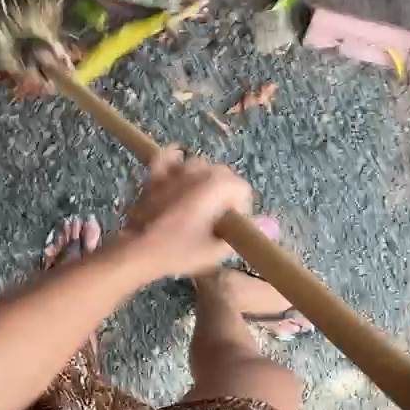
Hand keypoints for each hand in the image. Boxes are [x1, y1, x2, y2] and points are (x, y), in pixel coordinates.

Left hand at [117, 149, 249, 277]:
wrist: (137, 250)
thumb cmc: (178, 252)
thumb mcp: (215, 250)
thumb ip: (245, 233)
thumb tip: (273, 225)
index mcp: (218, 185)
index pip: (242, 190)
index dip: (239, 210)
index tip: (228, 228)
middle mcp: (200, 170)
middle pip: (223, 176)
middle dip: (223, 195)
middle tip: (212, 220)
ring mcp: (176, 169)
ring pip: (199, 166)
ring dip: (201, 181)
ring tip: (195, 206)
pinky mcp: (155, 173)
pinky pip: (169, 157)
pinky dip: (175, 161)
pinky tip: (176, 172)